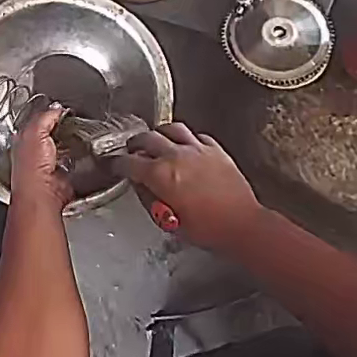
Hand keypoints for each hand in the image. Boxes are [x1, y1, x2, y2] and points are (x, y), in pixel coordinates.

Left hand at [10, 101, 73, 208]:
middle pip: (50, 133)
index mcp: (23, 140)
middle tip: (71, 120)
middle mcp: (34, 152)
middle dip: (61, 127)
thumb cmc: (31, 167)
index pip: (36, 121)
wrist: (43, 193)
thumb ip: (45, 118)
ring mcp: (48, 164)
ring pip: (61, 146)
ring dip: (70, 141)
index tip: (60, 108)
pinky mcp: (62, 174)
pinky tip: (79, 152)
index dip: (47, 113)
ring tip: (77, 135)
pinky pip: (72, 160)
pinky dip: (77, 155)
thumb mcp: (35, 132)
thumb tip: (56, 109)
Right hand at [110, 123, 264, 249]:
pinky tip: (185, 144)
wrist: (240, 224)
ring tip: (156, 138)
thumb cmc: (207, 228)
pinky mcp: (215, 150)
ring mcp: (197, 150)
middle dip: (135, 143)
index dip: (118, 164)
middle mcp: (176, 156)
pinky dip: (186, 138)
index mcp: (160, 175)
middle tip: (132, 149)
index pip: (129, 163)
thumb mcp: (167, 221)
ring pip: (172, 128)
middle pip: (147, 138)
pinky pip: (197, 136)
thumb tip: (140, 186)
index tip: (116, 165)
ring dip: (159, 132)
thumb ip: (149, 199)